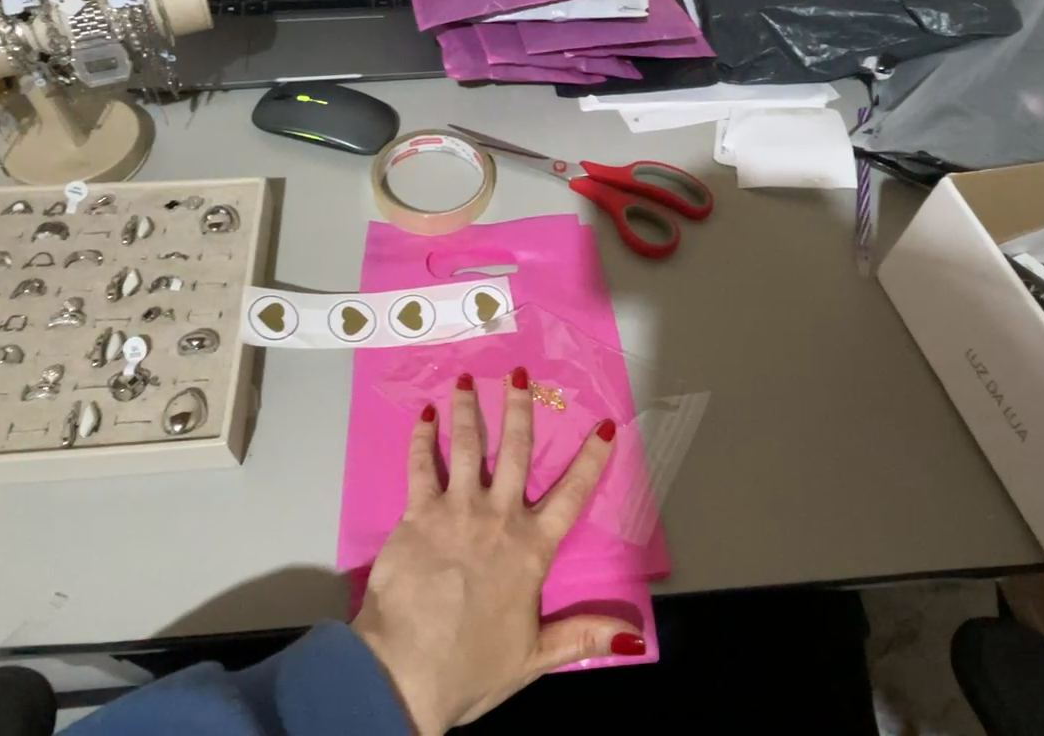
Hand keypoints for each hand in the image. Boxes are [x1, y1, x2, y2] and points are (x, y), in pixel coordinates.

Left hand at [352, 368, 644, 733]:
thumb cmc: (473, 667)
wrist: (407, 668)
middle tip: (520, 374)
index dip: (591, 459)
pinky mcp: (418, 513)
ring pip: (469, 446)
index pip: (572, 494)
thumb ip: (583, 636)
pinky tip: (423, 417)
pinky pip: (422, 466)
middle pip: (516, 452)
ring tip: (466, 379)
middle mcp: (499, 517)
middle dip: (519, 409)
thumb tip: (636, 636)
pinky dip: (422, 439)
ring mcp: (457, 510)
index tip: (604, 426)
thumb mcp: (536, 657)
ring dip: (468, 409)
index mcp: (532, 548)